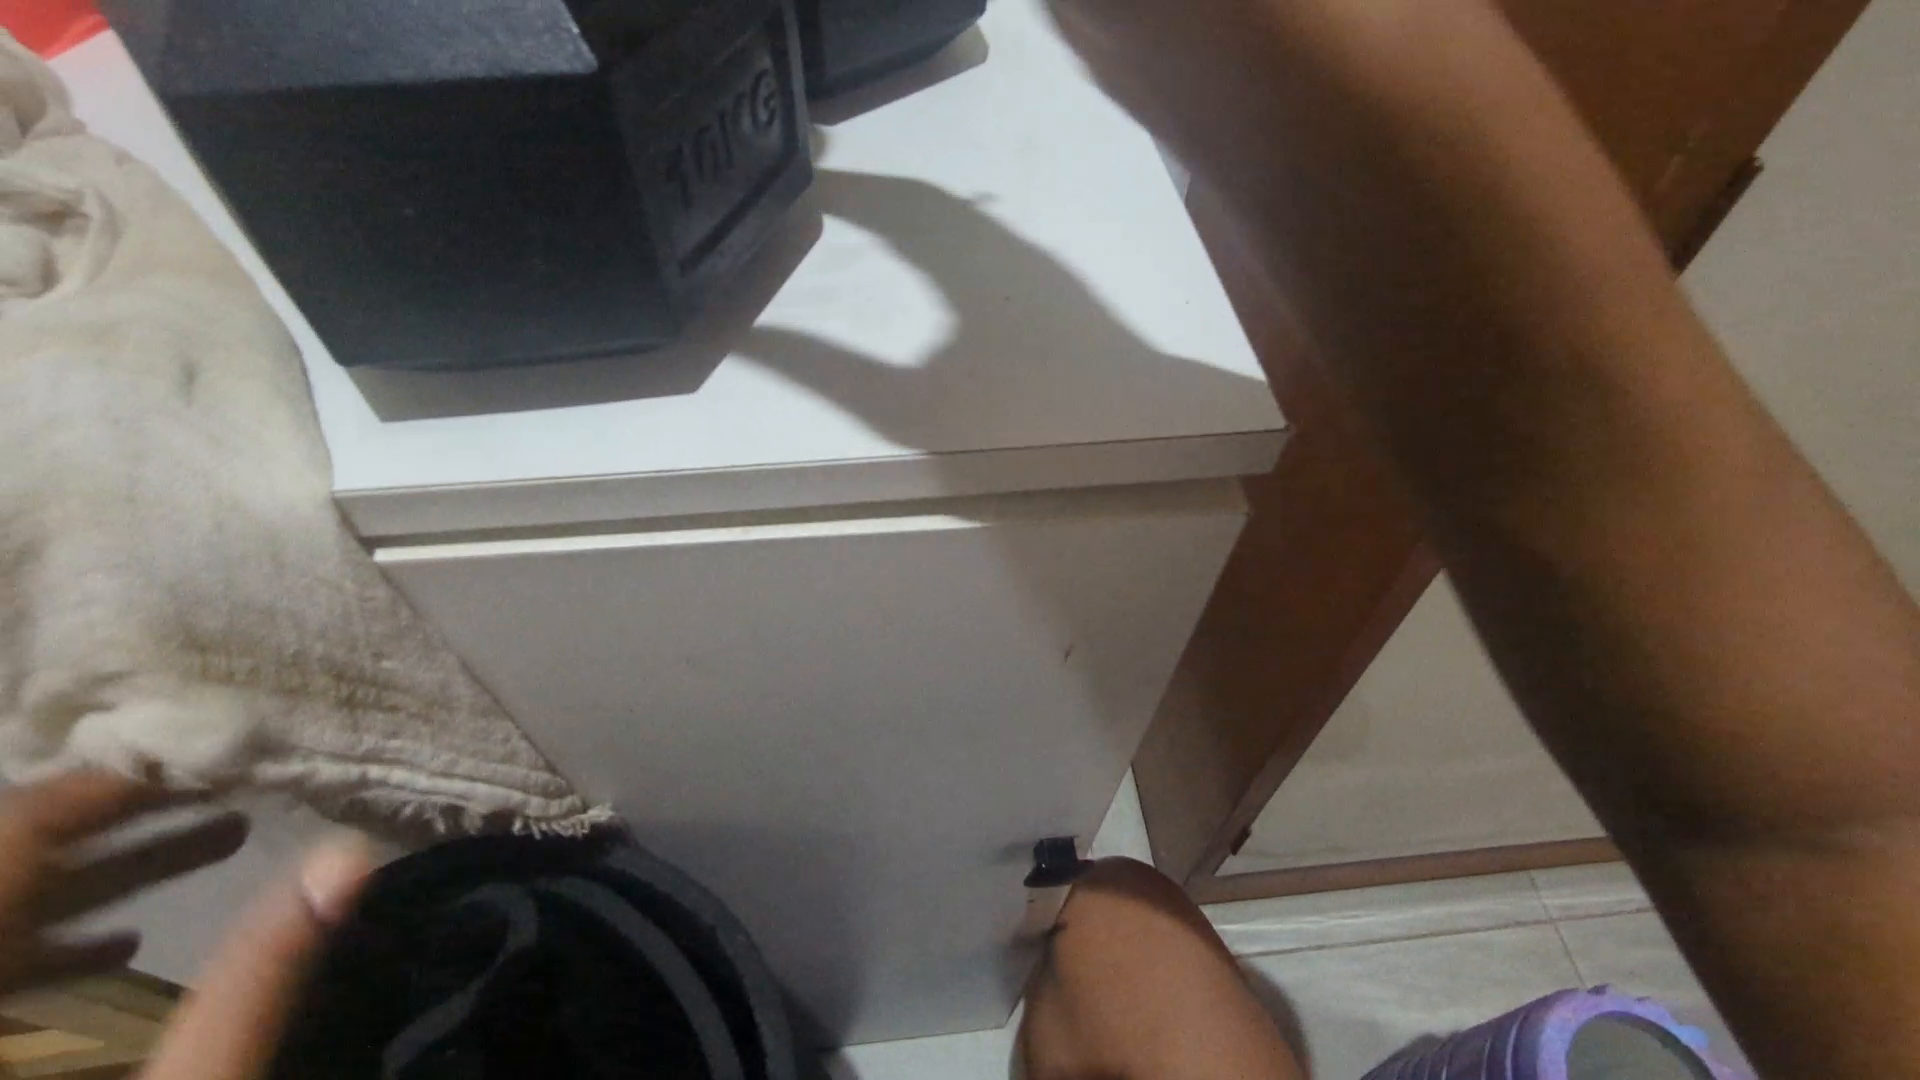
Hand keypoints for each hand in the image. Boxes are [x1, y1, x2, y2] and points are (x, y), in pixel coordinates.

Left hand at [0, 771, 374, 1079]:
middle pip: (14, 864)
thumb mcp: (191, 1078)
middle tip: (237, 784)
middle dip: (134, 816)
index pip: (20, 834)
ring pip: (11, 911)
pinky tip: (129, 940)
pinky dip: (59, 936)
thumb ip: (257, 975)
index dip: (112, 782)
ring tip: (227, 836)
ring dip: (112, 870)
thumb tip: (350, 859)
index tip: (211, 750)